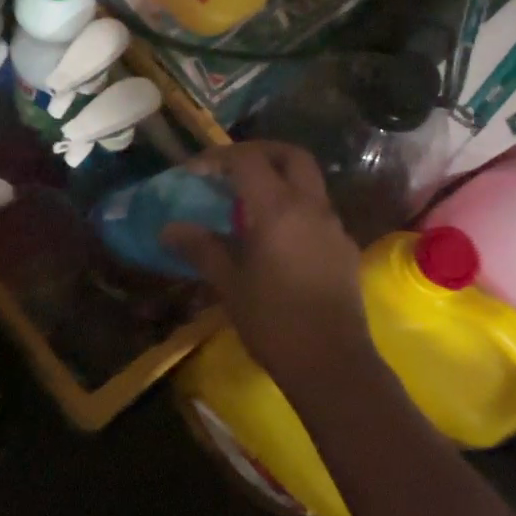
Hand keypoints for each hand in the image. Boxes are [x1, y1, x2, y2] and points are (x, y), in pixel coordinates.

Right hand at [163, 143, 374, 379]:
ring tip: (248, 207)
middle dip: (260, 152)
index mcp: (278, 210)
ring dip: (280, 181)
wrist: (331, 362)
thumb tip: (170, 228)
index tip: (195, 171)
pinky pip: (318, 213)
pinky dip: (294, 210)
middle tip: (231, 169)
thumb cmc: (273, 322)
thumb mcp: (229, 285)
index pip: (249, 161)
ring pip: (309, 184)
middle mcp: (311, 208)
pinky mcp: (344, 250)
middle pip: (292, 156)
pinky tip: (275, 241)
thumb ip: (202, 249)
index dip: (219, 157)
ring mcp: (334, 228)